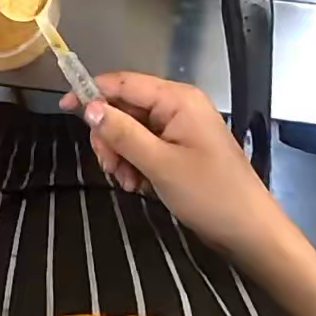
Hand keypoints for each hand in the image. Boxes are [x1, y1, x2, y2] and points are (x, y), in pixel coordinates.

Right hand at [60, 73, 282, 254]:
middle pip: (124, 107)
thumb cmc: (210, 195)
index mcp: (177, 99)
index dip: (91, 92)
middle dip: (110, 137)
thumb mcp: (159, 164)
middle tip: (110, 167)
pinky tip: (138, 184)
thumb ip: (122, 133)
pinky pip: (144, 145)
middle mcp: (177, 105)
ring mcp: (179, 126)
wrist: (251, 233)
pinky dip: (134, 163)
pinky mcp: (180, 146)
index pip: (123, 82)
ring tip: (128, 182)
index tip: (64, 108)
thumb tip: (88, 107)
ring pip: (130, 129)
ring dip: (121, 154)